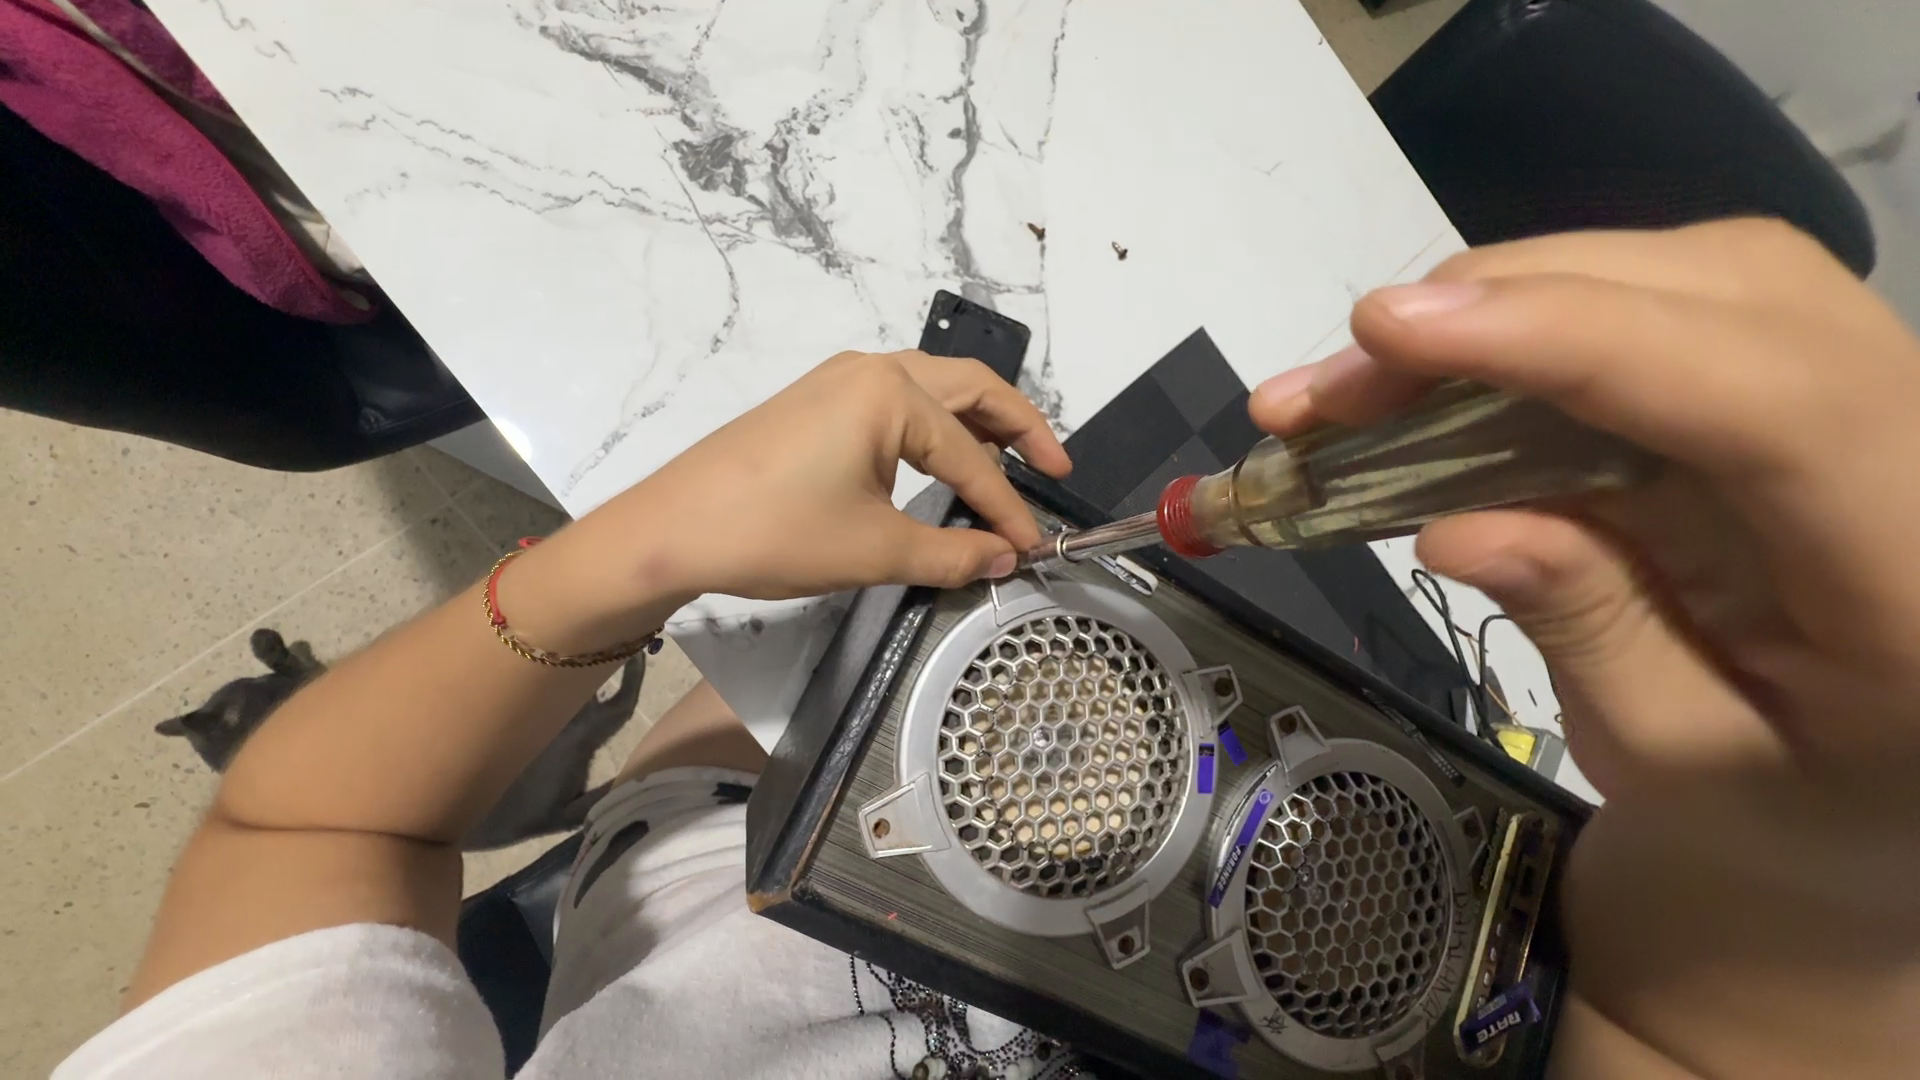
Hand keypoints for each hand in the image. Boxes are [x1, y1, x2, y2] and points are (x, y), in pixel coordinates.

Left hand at [539, 349, 1070, 619]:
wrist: (671, 529)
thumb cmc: (777, 533)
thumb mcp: (874, 550)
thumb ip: (950, 554)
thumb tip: (1005, 560)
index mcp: (892, 393)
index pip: (971, 456)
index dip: (1008, 507)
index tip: (1032, 548)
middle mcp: (872, 368)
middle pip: (969, 388)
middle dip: (1019, 428)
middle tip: (1054, 468)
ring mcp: (840, 379)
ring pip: (933, 389)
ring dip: (976, 424)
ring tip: (1006, 465)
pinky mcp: (818, 401)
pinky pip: (897, 402)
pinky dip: (933, 428)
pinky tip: (939, 462)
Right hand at [1251, 220, 1919, 1074]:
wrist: (1867, 802)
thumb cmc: (1785, 811)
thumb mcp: (1678, 753)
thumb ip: (1587, 628)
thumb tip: (1452, 526)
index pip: (1766, 398)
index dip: (1568, 340)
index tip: (1388, 329)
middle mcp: (1919, 439)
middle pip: (1702, 292)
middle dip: (1485, 318)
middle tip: (1325, 387)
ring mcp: (1846, 394)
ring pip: (1657, 279)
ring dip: (1477, 320)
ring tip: (1343, 389)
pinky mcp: (1756, 391)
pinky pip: (1627, 321)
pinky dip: (1499, 342)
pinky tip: (1413, 385)